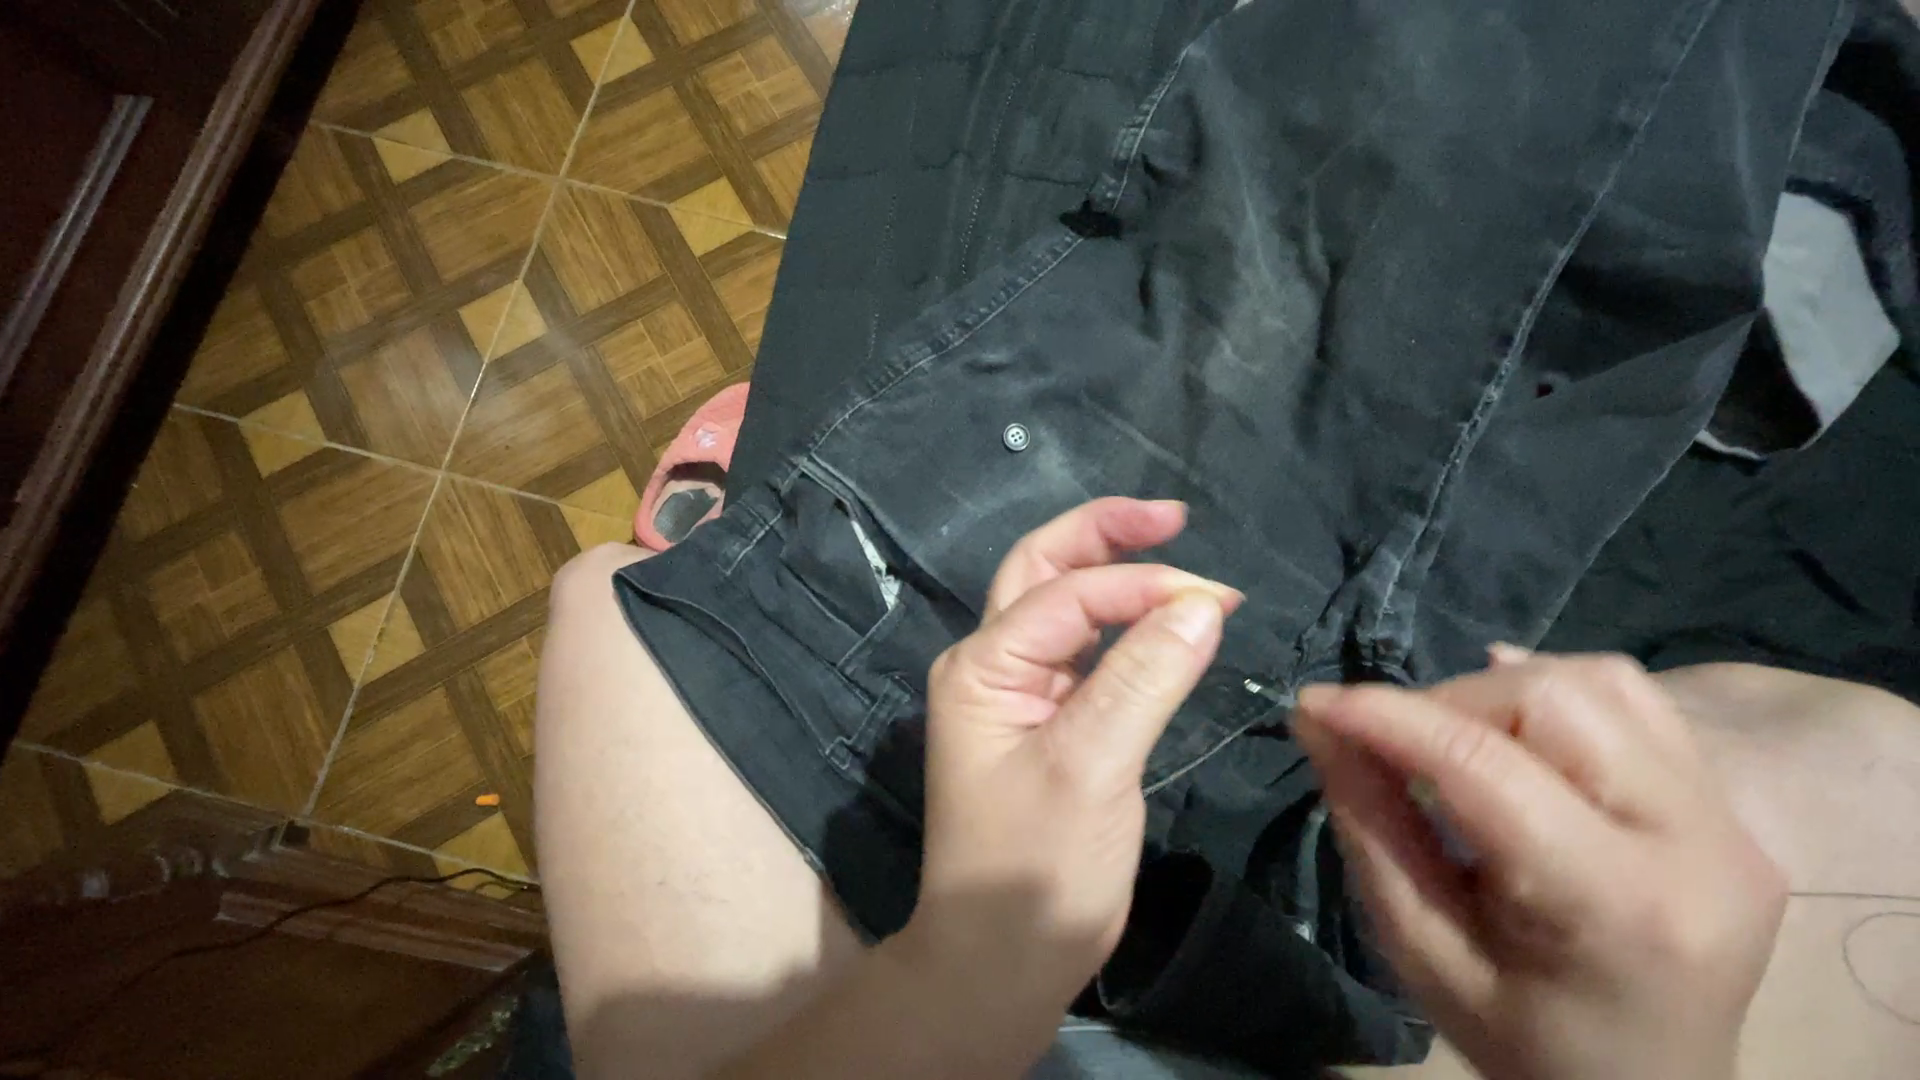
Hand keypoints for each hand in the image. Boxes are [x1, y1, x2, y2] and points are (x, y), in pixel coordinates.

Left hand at [901, 497, 1239, 1060]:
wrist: (1000, 959)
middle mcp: (990, 664)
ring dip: (1111, 572)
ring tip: (1172, 551)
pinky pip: (1081, 652)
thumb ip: (1144, 679)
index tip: (1217, 600)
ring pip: (1059, 605)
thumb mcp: (1092, 768)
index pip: (1066, 595)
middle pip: (1041, 571)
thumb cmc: (1035, 869)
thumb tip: (1202, 602)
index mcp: (983, 666)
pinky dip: (1120, 625)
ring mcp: (1015, 692)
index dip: (1141, 585)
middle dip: (1102, 534)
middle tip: (1172, 516)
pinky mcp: (1043, 720)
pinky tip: (1158, 619)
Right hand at [1295, 651, 1786, 1079]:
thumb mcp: (1419, 948)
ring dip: (1496, 693)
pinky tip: (1508, 725)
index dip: (1387, 718)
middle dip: (1445, 704)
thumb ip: (1369, 825)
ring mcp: (1729, 819)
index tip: (1313, 703)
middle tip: (1392, 748)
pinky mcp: (1726, 803)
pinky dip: (1548, 690)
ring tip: (1451, 740)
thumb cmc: (1518, 1035)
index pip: (1485, 765)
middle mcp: (1699, 844)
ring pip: (1595, 680)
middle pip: (1552, 698)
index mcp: (1618, 905)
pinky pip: (1631, 697)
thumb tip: (1316, 720)